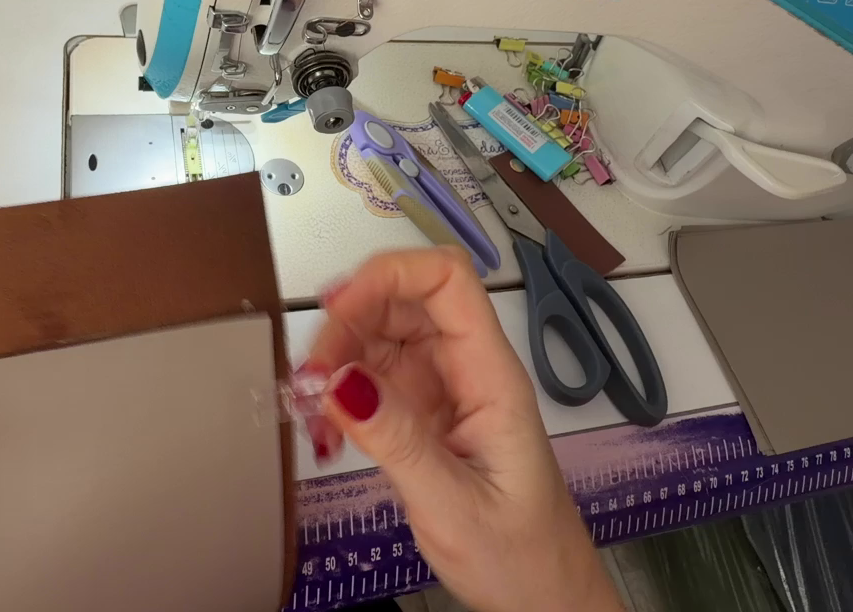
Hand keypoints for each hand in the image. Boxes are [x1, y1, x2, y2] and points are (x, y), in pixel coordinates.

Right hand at [302, 248, 622, 611]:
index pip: (447, 279)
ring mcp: (439, 381)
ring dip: (337, 353)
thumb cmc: (517, 557)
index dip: (391, 274)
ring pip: (380, 329)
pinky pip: (371, 371)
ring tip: (310, 403)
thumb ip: (397, 441)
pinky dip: (340, 387)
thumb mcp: (454, 506)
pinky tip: (324, 424)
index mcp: (490, 371)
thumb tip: (338, 379)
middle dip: (349, 320)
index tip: (337, 308)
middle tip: (312, 376)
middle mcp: (464, 362)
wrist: (542, 600)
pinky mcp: (417, 405)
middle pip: (402, 299)